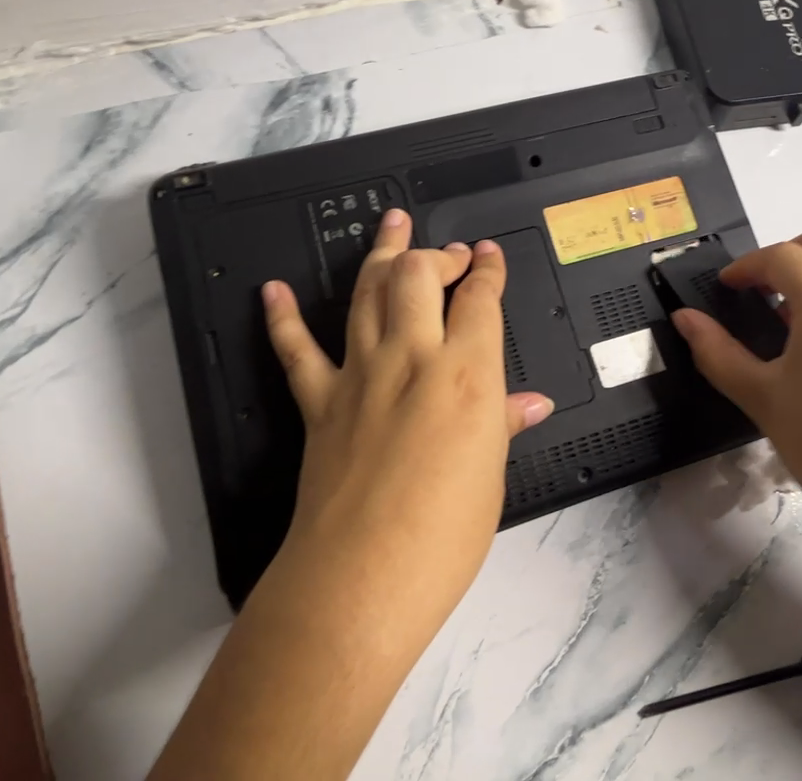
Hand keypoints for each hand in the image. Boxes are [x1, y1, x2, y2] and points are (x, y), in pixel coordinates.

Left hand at [262, 208, 552, 615]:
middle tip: (450, 250)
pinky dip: (281, 318)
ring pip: (368, 293)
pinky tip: (272, 292)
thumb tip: (530, 404)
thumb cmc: (444, 535)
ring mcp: (361, 375)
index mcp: (467, 374)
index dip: (488, 270)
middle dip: (438, 254)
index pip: (480, 300)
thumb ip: (503, 426)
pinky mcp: (320, 403)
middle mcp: (413, 359)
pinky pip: (297, 350)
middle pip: (420, 278)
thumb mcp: (492, 476)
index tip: (489, 256)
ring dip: (381, 254)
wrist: (362, 577)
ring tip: (391, 224)